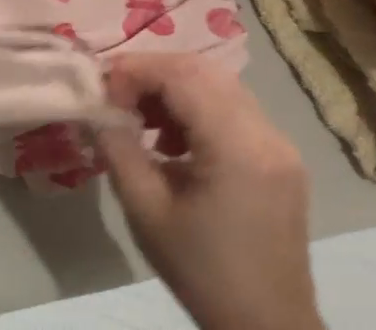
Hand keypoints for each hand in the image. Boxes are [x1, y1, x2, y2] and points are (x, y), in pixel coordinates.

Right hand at [97, 53, 323, 329]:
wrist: (265, 323)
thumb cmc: (199, 266)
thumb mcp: (142, 204)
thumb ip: (115, 144)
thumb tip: (95, 105)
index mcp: (239, 148)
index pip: (181, 75)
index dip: (133, 71)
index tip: (100, 94)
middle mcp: (269, 138)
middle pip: (204, 70)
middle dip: (150, 72)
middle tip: (114, 98)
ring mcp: (281, 149)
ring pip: (219, 85)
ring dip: (171, 89)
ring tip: (138, 120)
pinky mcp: (280, 161)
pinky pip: (232, 110)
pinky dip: (193, 107)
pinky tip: (169, 141)